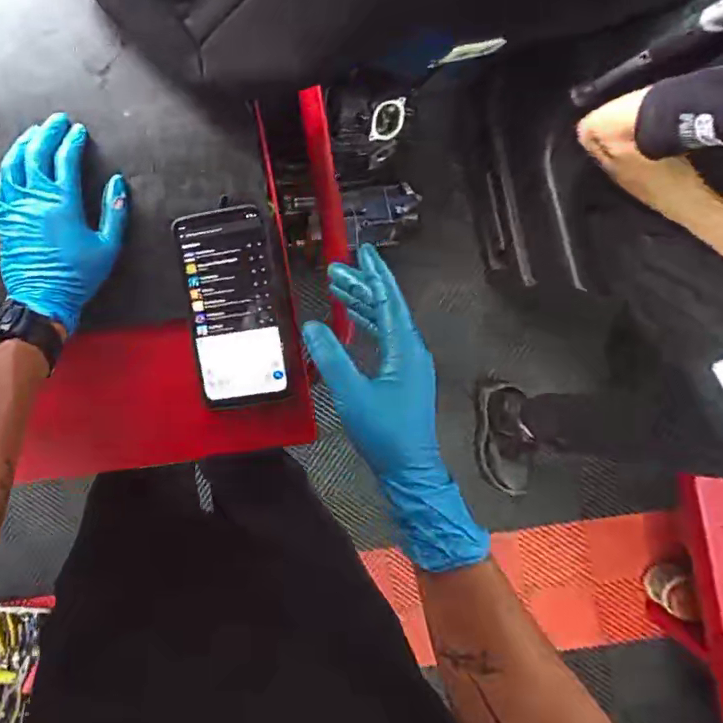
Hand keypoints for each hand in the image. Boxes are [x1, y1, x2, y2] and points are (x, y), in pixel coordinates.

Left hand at [0, 113, 127, 331]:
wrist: (43, 298)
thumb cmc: (74, 276)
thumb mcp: (107, 245)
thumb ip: (115, 212)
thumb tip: (117, 186)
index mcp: (62, 204)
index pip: (65, 159)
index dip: (73, 141)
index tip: (78, 132)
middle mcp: (36, 200)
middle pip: (37, 154)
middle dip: (48, 133)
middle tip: (56, 122)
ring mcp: (17, 208)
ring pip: (14, 164)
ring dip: (23, 144)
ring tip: (32, 133)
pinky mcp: (5, 218)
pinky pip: (0, 185)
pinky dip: (6, 168)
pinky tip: (11, 162)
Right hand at [302, 244, 488, 572]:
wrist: (411, 470)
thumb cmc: (385, 432)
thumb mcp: (353, 394)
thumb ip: (332, 358)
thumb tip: (312, 325)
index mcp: (405, 347)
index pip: (389, 300)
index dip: (374, 274)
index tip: (362, 252)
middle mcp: (411, 349)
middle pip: (386, 308)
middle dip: (363, 286)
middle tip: (337, 269)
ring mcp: (408, 363)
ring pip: (385, 323)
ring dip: (363, 304)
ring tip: (338, 288)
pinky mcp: (402, 376)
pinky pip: (384, 339)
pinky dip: (366, 325)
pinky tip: (350, 321)